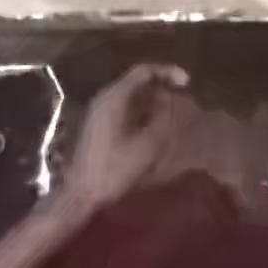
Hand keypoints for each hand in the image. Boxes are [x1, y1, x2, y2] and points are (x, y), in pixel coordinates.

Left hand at [62, 64, 192, 209]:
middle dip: (161, 85)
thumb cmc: (114, 170)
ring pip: (130, 96)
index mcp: (114, 98)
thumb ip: (162, 117)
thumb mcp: (147, 144)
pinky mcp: (98, 126)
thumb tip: (170, 101)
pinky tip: (154, 125)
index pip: (143, 72)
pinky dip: (142, 111)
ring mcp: (98, 112)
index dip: (167, 72)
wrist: (80, 195)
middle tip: (183, 96)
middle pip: (136, 81)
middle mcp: (104, 99)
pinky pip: (124, 108)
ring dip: (152, 99)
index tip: (187, 83)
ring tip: (173, 111)